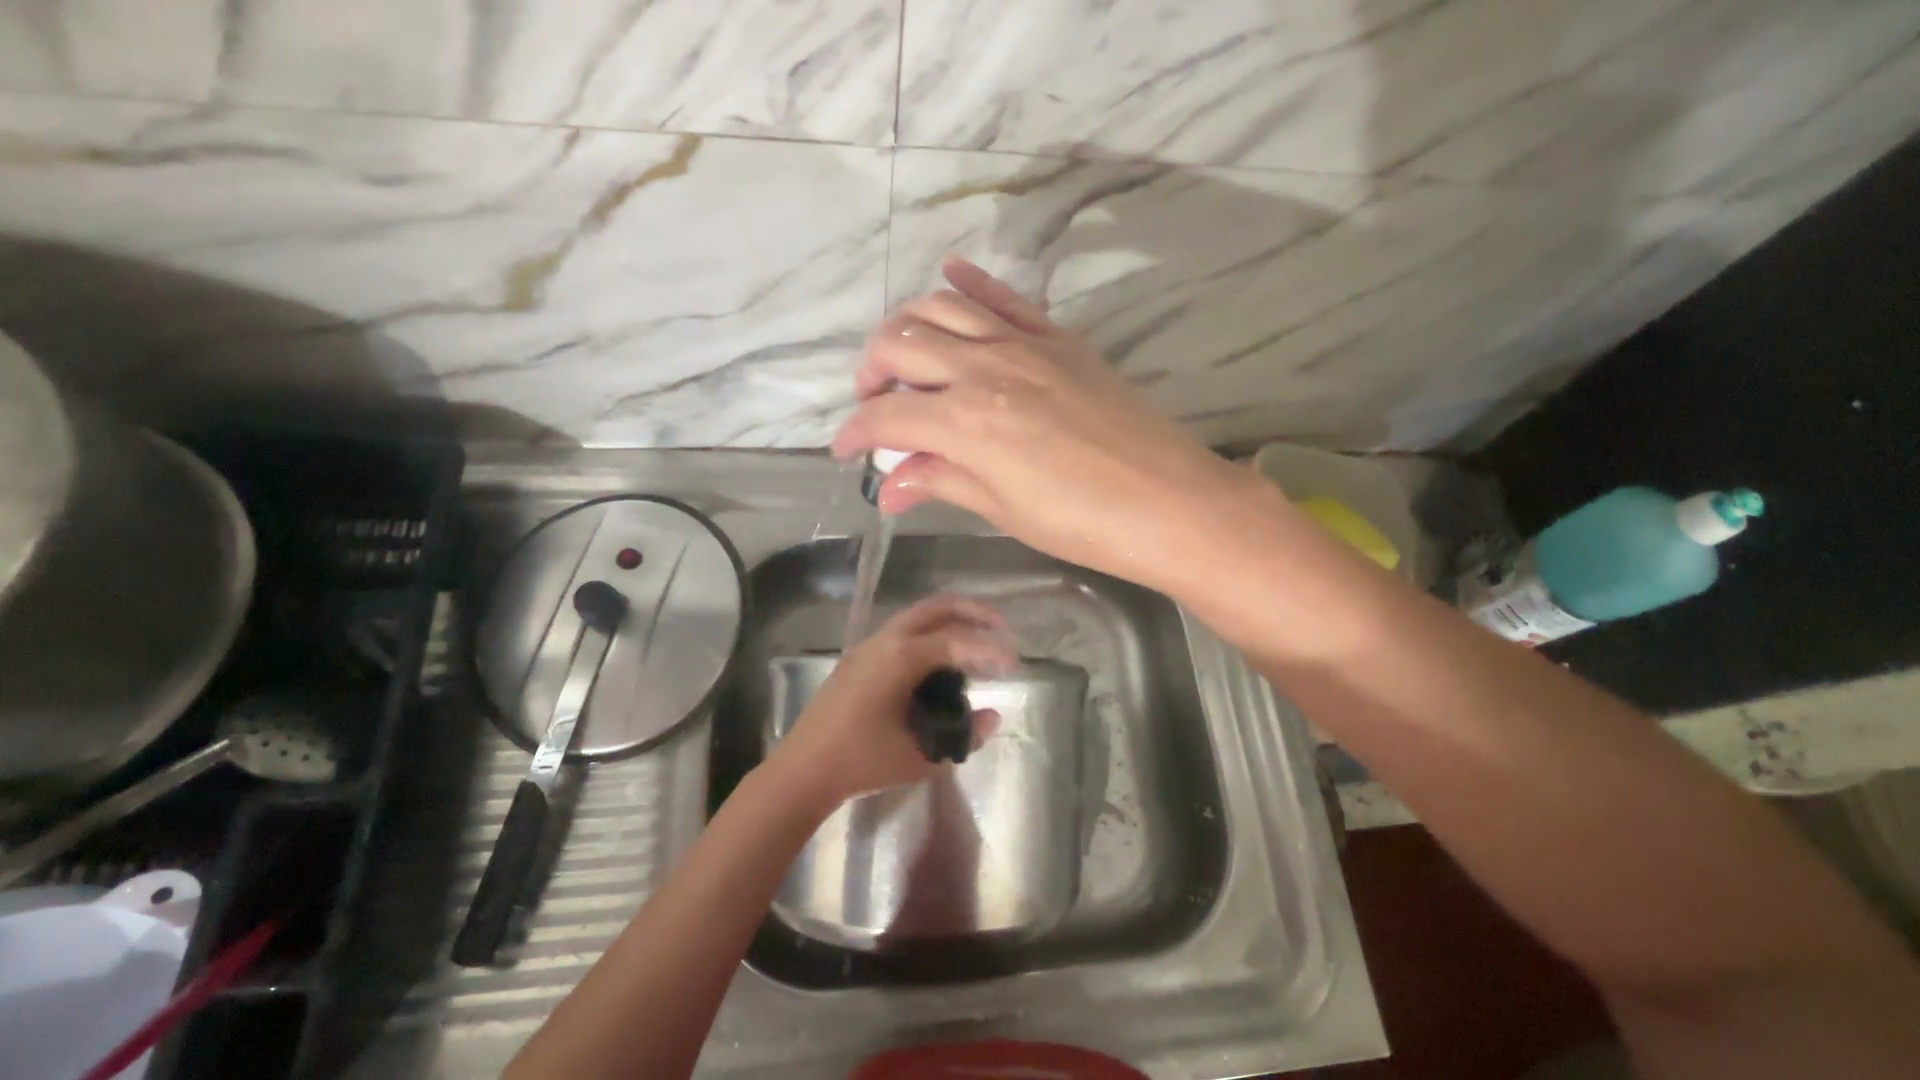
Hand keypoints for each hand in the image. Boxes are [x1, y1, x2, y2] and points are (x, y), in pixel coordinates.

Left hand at [766, 595, 1014, 806]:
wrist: (803, 770)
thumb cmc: (862, 761)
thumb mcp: (920, 756)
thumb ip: (963, 736)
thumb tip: (993, 718)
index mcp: (900, 657)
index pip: (957, 641)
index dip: (990, 650)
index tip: (1014, 666)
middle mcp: (884, 641)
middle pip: (936, 608)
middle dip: (973, 613)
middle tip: (1002, 628)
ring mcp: (867, 648)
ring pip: (916, 619)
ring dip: (949, 624)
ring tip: (975, 648)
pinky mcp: (857, 661)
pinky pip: (902, 635)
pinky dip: (929, 638)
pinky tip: (940, 667)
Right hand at [831, 257, 1272, 592]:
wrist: (1169, 500)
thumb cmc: (1082, 521)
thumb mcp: (1003, 508)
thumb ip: (941, 481)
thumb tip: (889, 486)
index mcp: (965, 421)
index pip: (886, 414)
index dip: (856, 432)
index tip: (846, 450)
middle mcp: (984, 368)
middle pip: (901, 344)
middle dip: (872, 371)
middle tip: (874, 401)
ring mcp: (1024, 345)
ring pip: (943, 308)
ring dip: (908, 325)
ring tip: (901, 355)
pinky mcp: (1058, 338)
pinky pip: (1006, 297)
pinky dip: (972, 282)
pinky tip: (950, 273)